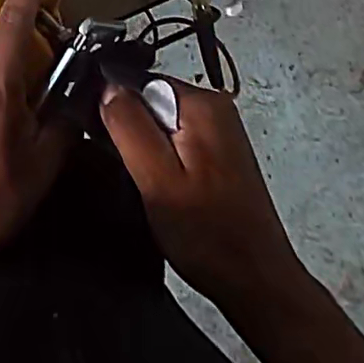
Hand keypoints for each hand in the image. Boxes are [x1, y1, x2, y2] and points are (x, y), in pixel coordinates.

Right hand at [100, 78, 304, 303]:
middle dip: (133, 133)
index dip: (117, 111)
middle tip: (139, 175)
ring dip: (147, 151)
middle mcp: (214, 107)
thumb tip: (108, 88)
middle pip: (150, 100)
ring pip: (159, 123)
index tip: (111, 144)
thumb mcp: (157, 180)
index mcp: (202, 104)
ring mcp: (218, 129)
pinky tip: (168, 192)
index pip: (139, 81)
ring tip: (155, 188)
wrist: (255, 280)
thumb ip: (130, 128)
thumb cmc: (211, 236)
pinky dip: (163, 162)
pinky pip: (175, 140)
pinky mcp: (217, 150)